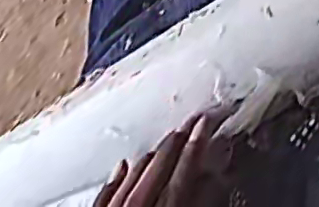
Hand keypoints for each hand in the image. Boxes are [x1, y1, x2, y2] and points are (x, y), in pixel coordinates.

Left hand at [96, 114, 223, 206]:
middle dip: (177, 141)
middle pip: (159, 166)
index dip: (196, 144)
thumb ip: (199, 202)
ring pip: (133, 175)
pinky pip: (104, 196)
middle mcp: (137, 206)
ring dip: (152, 156)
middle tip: (192, 119)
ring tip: (167, 139)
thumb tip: (215, 178)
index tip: (206, 120)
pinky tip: (122, 165)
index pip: (184, 171)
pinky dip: (115, 179)